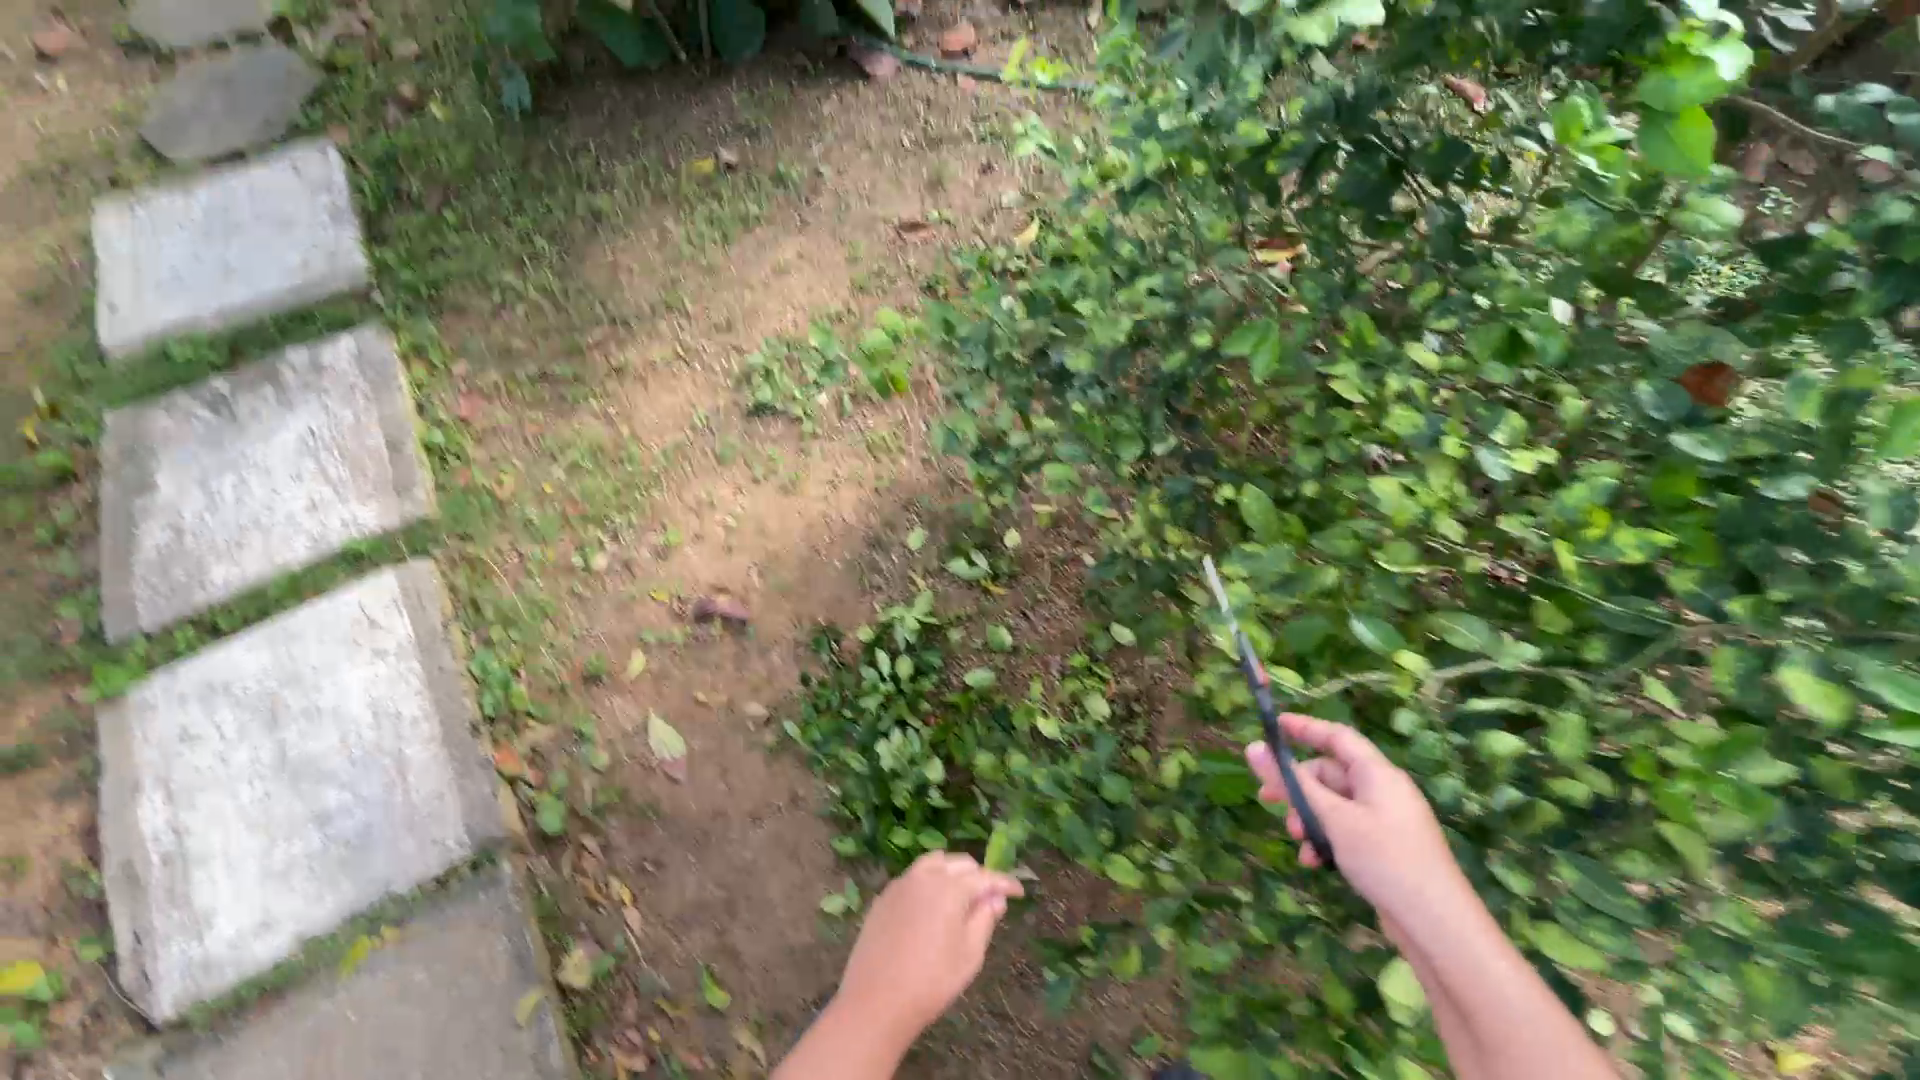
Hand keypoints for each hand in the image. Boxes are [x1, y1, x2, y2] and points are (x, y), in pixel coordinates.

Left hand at [831, 851, 1024, 1044]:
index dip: (1004, 882)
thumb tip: (996, 898)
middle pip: (958, 863)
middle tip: (990, 897)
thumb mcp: (970, 954)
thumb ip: (985, 919)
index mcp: (949, 888)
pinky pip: (913, 878)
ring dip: (952, 872)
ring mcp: (900, 885)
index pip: (984, 877)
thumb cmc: (932, 981)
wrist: (876, 1001)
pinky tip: (932, 905)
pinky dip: (929, 881)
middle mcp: (924, 877)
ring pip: (933, 863)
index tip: (1018, 891)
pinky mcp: (883, 898)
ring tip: (962, 894)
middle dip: (978, 875)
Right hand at [1245, 714, 1469, 920]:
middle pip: (1330, 774)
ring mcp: (1384, 819)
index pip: (1337, 736)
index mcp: (1377, 774)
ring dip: (1309, 818)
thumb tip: (1253, 748)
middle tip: (1266, 799)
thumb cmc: (1384, 858)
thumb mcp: (1331, 817)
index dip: (1305, 728)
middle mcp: (1382, 790)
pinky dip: (1325, 838)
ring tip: (1296, 839)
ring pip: (1334, 805)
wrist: (1435, 921)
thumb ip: (1292, 783)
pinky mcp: (1383, 846)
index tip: (1273, 726)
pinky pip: (1345, 829)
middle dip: (1298, 787)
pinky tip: (1314, 861)